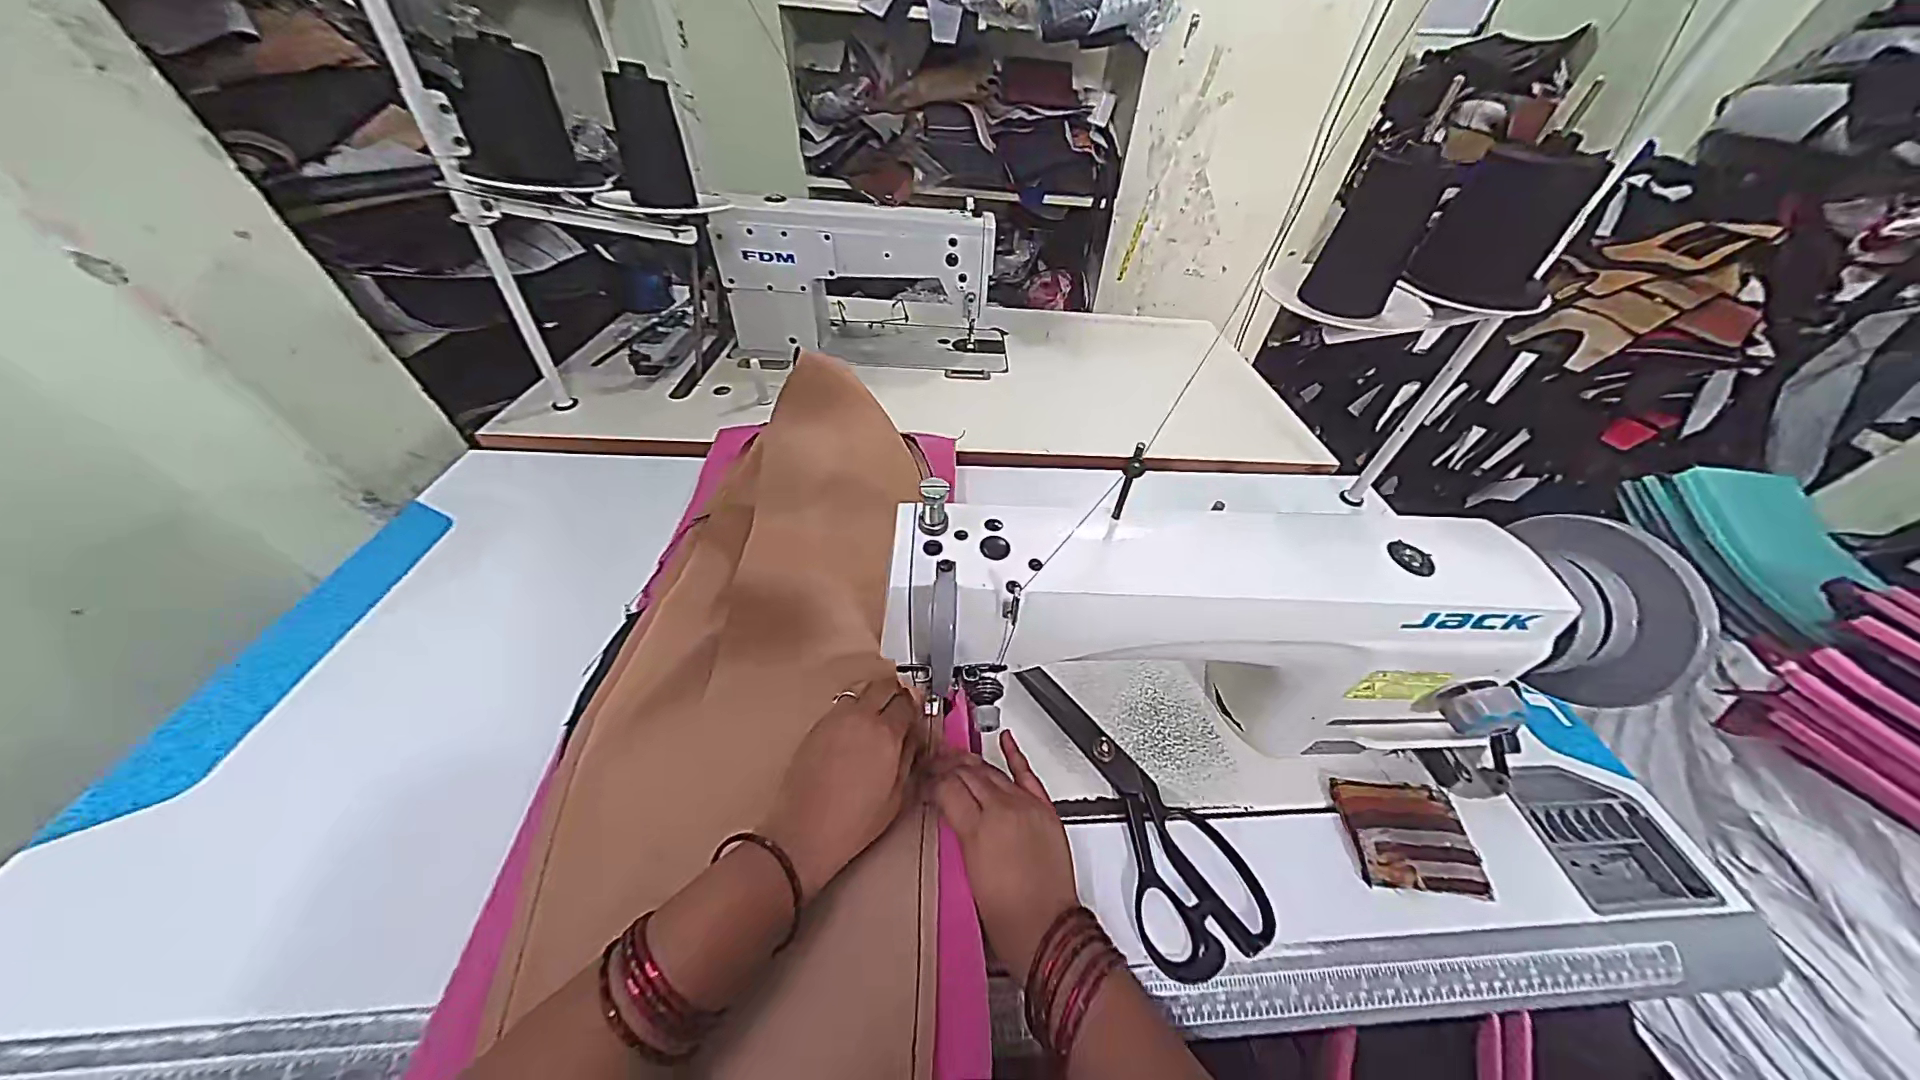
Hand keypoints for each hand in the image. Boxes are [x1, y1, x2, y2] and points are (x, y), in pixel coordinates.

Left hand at [760, 679, 922, 899]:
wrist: (804, 832)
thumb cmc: (851, 823)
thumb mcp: (897, 796)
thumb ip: (909, 758)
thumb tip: (913, 739)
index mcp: (885, 734)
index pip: (908, 701)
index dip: (916, 707)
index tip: (916, 716)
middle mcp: (860, 719)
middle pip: (884, 686)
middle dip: (896, 694)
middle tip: (900, 710)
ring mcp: (834, 720)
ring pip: (861, 691)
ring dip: (873, 699)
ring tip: (876, 721)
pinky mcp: (815, 727)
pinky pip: (841, 707)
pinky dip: (852, 711)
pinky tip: (853, 734)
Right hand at [926, 730, 1078, 981]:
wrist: (1047, 932)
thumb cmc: (1007, 919)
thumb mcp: (966, 877)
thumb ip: (958, 837)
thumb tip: (951, 816)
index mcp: (977, 829)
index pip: (947, 788)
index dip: (931, 782)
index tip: (924, 782)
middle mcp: (1002, 811)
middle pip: (968, 774)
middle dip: (947, 766)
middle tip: (934, 765)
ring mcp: (1025, 807)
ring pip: (992, 772)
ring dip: (972, 762)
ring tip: (956, 756)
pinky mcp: (1044, 810)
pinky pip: (1027, 774)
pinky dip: (1015, 755)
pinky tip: (1006, 741)